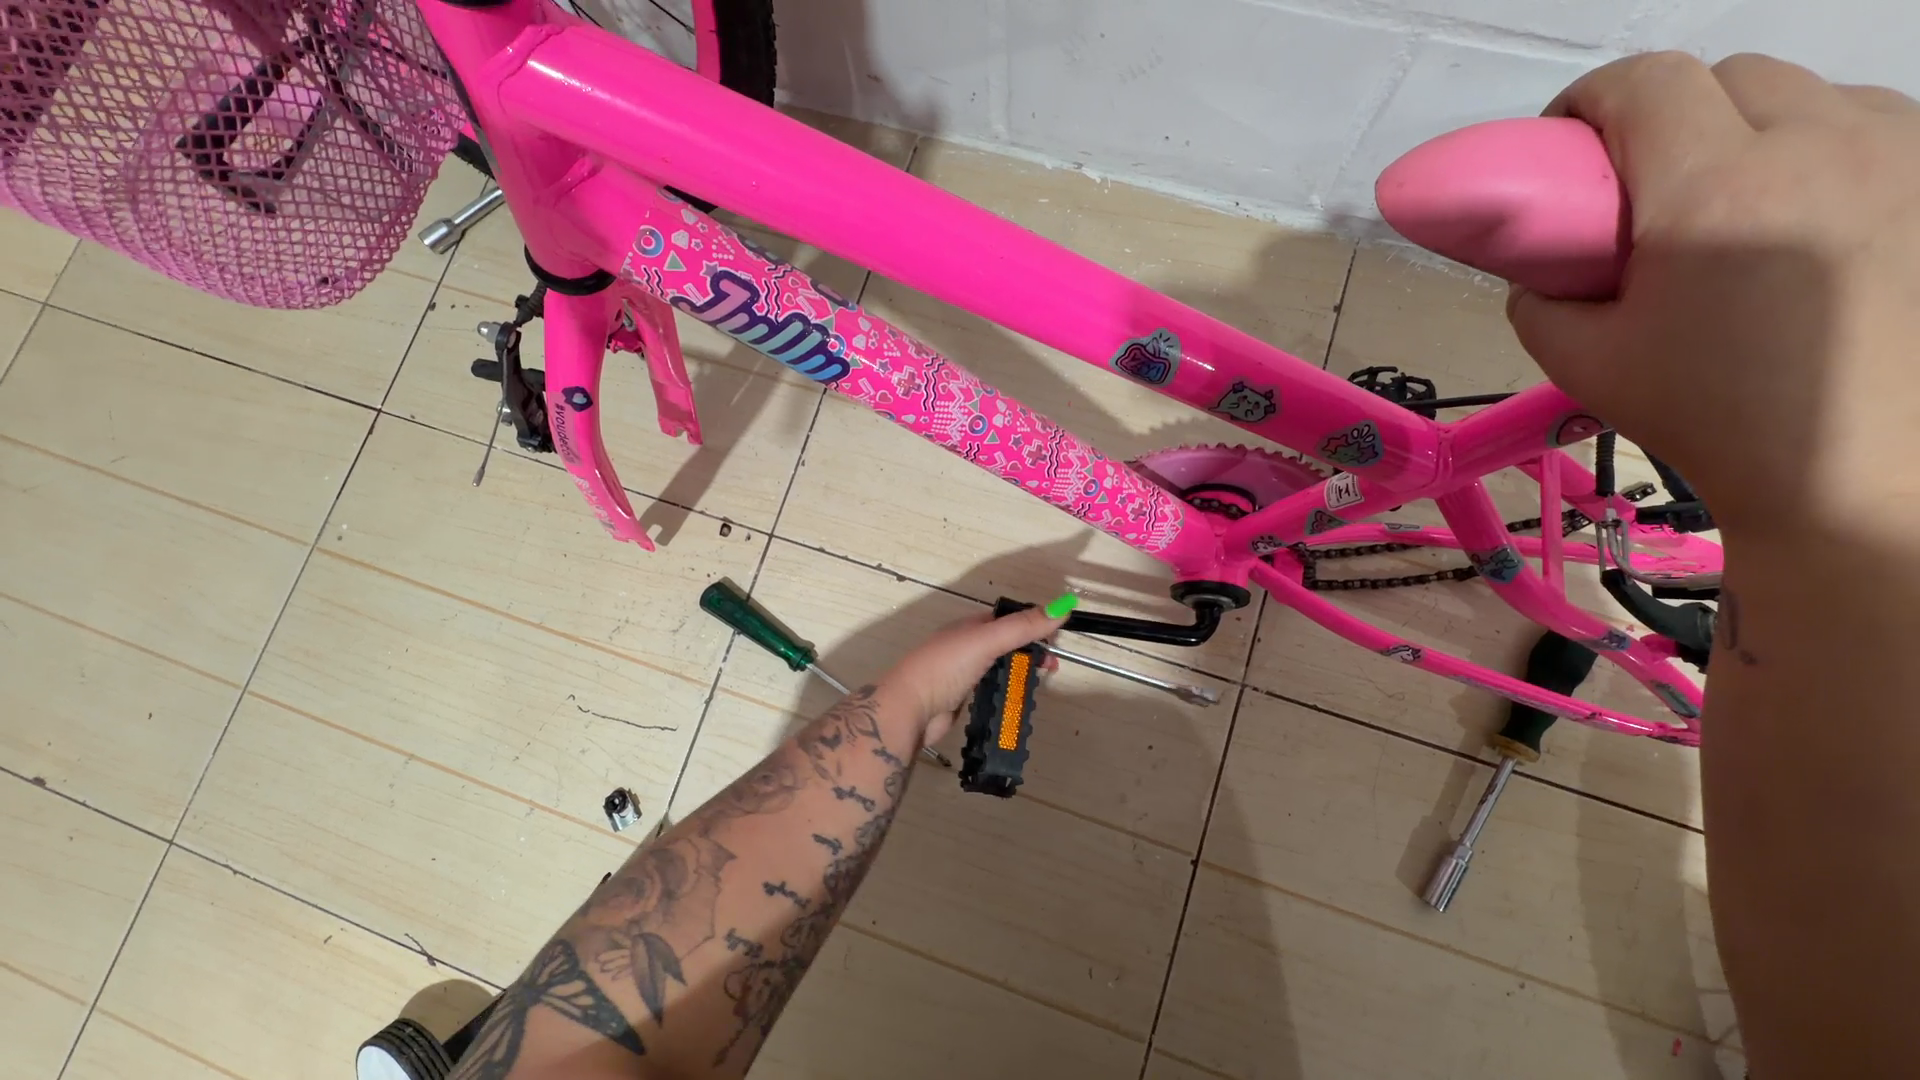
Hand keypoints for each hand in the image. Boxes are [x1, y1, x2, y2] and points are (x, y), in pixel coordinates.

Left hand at [875, 606, 1068, 743]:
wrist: (909, 709)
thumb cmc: (946, 667)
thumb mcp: (987, 640)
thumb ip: (1023, 626)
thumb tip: (1064, 606)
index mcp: (970, 626)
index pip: (1009, 619)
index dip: (1033, 625)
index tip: (1056, 640)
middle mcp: (966, 645)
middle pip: (1007, 644)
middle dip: (1031, 652)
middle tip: (1051, 666)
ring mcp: (962, 672)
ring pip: (1000, 667)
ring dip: (1021, 672)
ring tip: (1039, 683)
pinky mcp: (961, 697)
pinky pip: (991, 689)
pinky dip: (1007, 691)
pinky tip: (1016, 700)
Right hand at [1507, 53, 1919, 546]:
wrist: (1853, 465)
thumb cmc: (1704, 412)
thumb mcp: (1579, 360)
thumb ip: (1538, 298)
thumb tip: (1543, 268)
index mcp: (1711, 192)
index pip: (1643, 83)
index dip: (1587, 98)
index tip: (1562, 141)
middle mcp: (1819, 147)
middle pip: (1725, 74)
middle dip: (1663, 111)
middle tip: (1634, 182)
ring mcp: (1902, 155)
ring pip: (1804, 92)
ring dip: (1744, 125)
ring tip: (1723, 202)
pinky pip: (1867, 124)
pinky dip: (1814, 146)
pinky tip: (1798, 213)